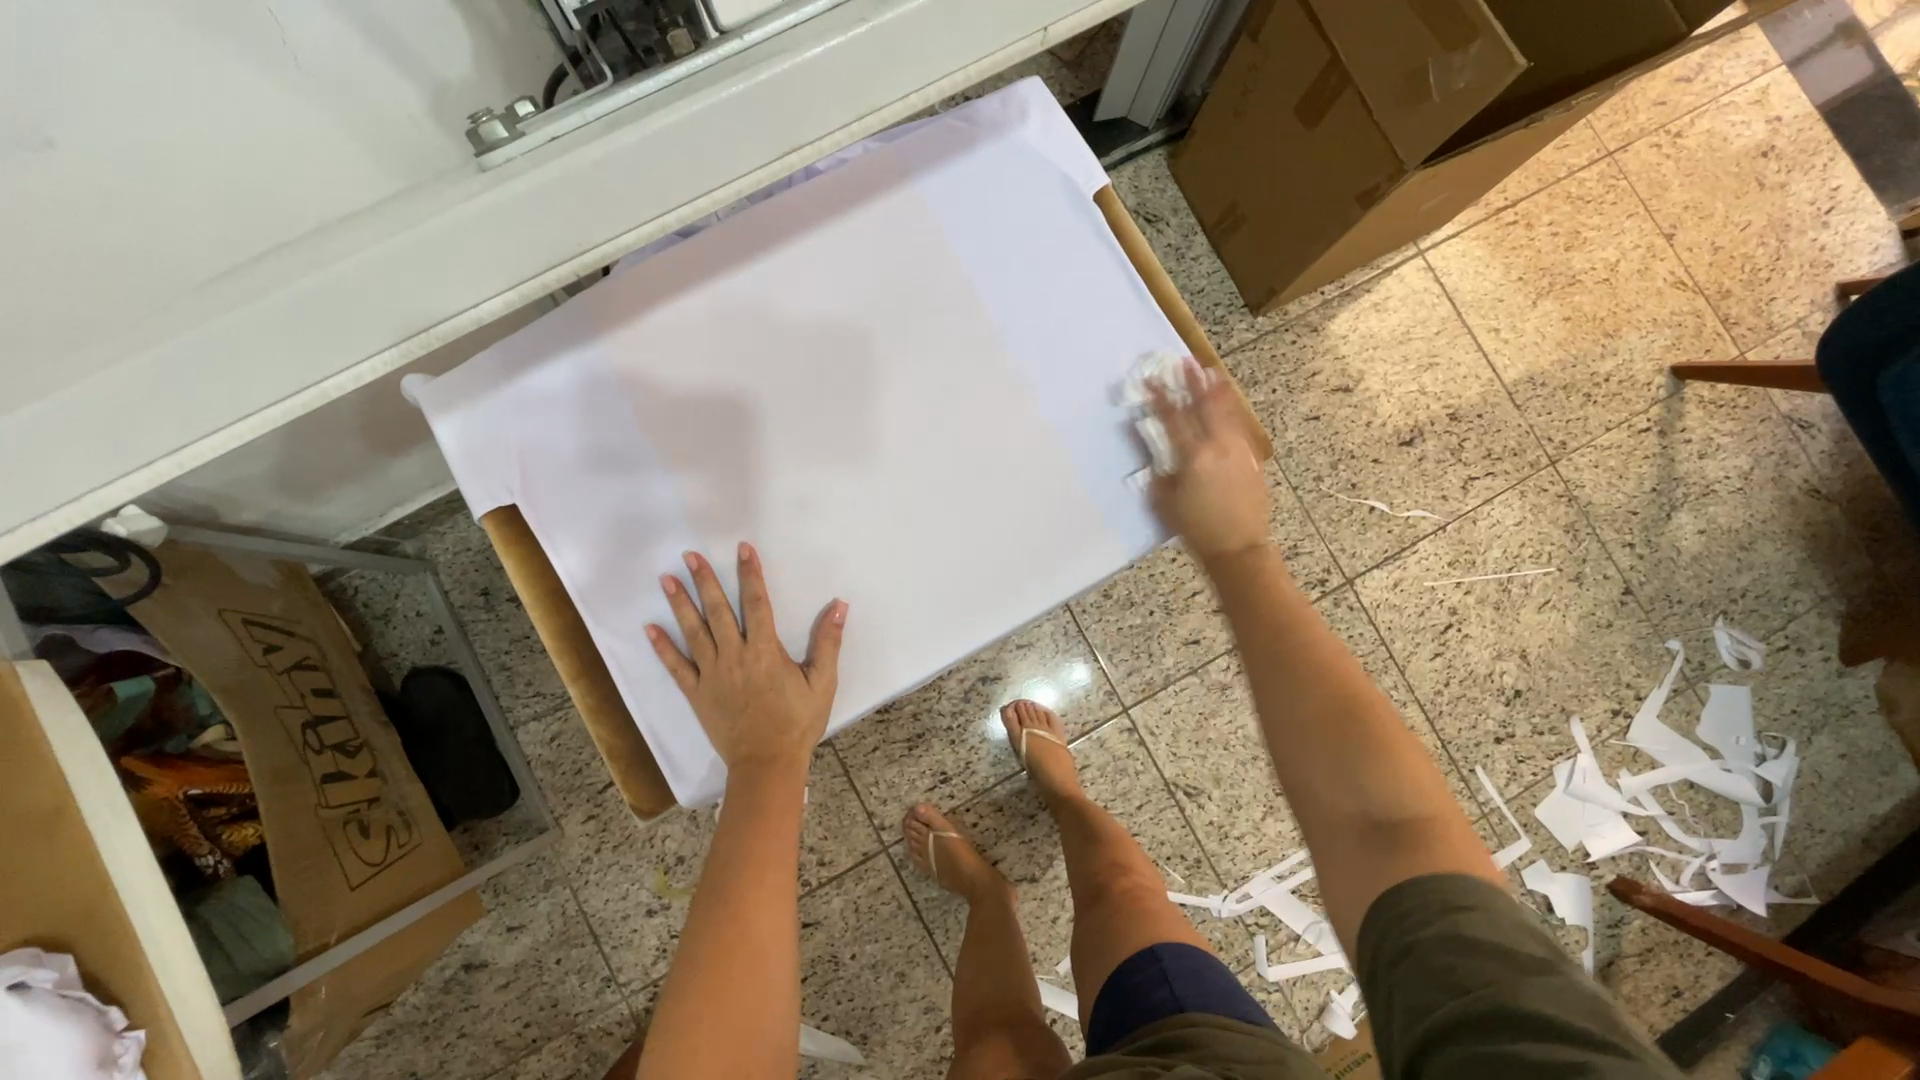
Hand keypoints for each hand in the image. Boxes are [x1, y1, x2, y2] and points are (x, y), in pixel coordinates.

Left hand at [645, 544, 847, 781]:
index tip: (743, 549)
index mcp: (765, 651)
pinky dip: (662, 648)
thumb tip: (839, 606)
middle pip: (718, 611)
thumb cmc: (798, 723)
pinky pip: (676, 667)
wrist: (767, 763)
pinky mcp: (697, 694)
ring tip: (667, 579)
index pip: (757, 603)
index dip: (750, 574)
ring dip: (680, 604)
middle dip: (705, 580)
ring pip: (694, 632)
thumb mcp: (822, 683)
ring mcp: (712, 675)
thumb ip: (828, 643)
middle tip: (691, 555)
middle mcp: (735, 656)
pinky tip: (650, 629)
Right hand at [1147, 359, 1270, 561]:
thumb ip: (1160, 472)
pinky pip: (1239, 427)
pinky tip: (1228, 404)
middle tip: (1185, 362)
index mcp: (1192, 456)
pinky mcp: (1251, 459)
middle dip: (1193, 382)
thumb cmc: (1195, 529)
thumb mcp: (1165, 501)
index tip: (1152, 379)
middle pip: (1204, 406)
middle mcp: (1217, 446)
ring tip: (1212, 371)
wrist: (1238, 547)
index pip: (1172, 418)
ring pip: (1227, 412)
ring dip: (1217, 390)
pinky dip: (1231, 411)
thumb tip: (1158, 452)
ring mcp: (1238, 450)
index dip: (1160, 397)